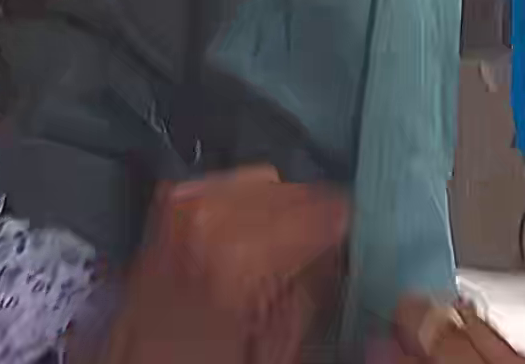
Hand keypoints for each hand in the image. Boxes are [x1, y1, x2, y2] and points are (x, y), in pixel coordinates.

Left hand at [105, 166, 348, 363]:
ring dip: (279, 207)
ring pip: (268, 179)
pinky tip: (239, 235)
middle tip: (312, 252)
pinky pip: (234, 179)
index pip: (326, 208)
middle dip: (311, 218)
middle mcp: (214, 212)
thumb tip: (344, 243)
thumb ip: (318, 284)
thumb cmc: (209, 362)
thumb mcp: (278, 344)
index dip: (344, 226)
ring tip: (271, 247)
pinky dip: (245, 201)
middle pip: (298, 190)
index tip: (350, 238)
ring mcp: (188, 198)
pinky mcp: (174, 196)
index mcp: (243, 256)